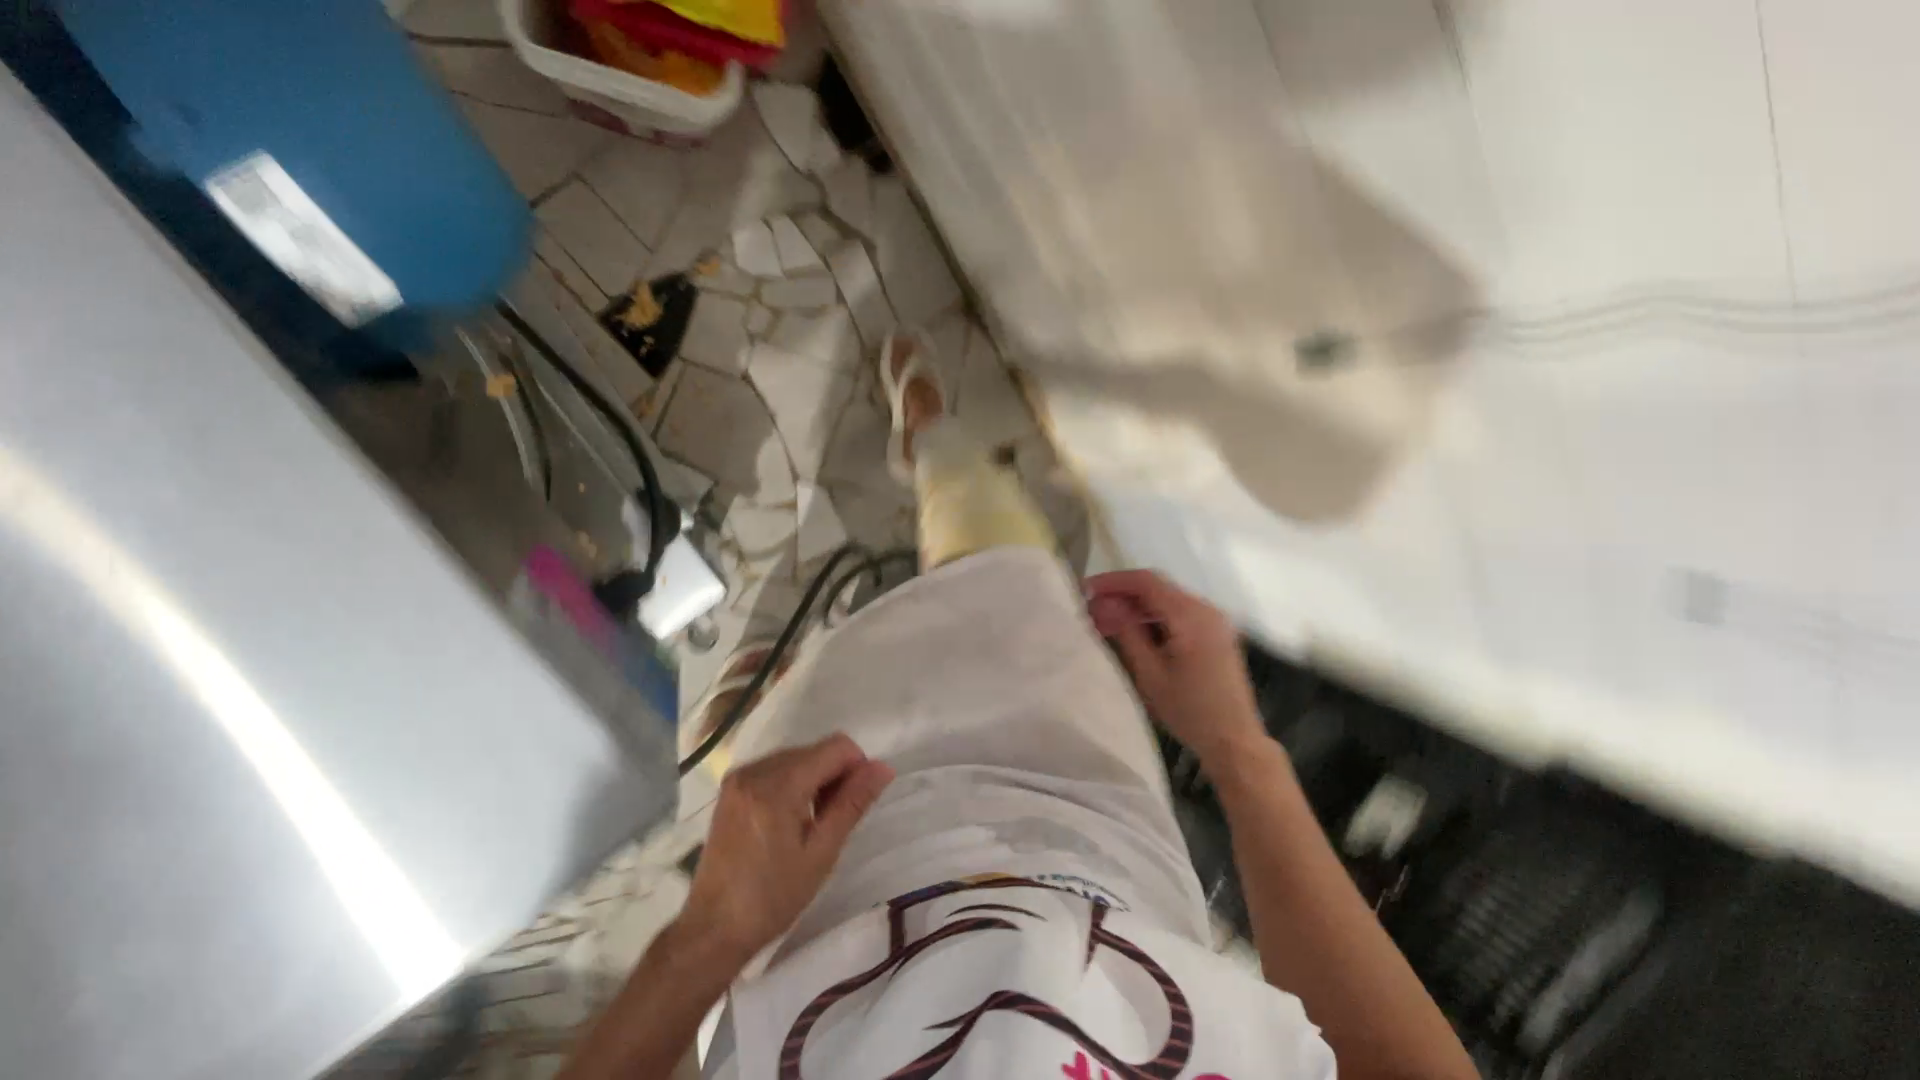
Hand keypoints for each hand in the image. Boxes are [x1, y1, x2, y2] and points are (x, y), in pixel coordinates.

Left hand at [680, 734, 894, 961]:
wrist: (714, 927)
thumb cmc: (773, 897)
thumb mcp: (821, 853)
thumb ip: (852, 804)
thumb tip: (883, 767)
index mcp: (777, 785)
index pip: (835, 747)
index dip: (857, 768)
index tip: (855, 805)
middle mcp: (755, 770)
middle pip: (815, 750)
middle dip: (835, 777)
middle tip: (832, 823)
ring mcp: (738, 777)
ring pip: (796, 758)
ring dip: (814, 781)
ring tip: (811, 825)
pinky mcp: (730, 788)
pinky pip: (775, 769)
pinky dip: (792, 784)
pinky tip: (790, 821)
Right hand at [1086, 570, 1268, 766]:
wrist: (1234, 740)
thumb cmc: (1189, 711)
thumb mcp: (1150, 674)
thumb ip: (1126, 632)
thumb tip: (1103, 604)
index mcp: (1191, 615)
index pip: (1147, 582)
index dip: (1113, 581)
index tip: (1085, 591)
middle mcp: (1206, 610)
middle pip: (1158, 588)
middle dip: (1123, 596)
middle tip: (1091, 612)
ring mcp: (1214, 621)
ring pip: (1168, 601)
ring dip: (1137, 608)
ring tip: (1107, 624)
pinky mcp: (1216, 634)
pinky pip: (1180, 615)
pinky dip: (1155, 618)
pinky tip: (1135, 634)